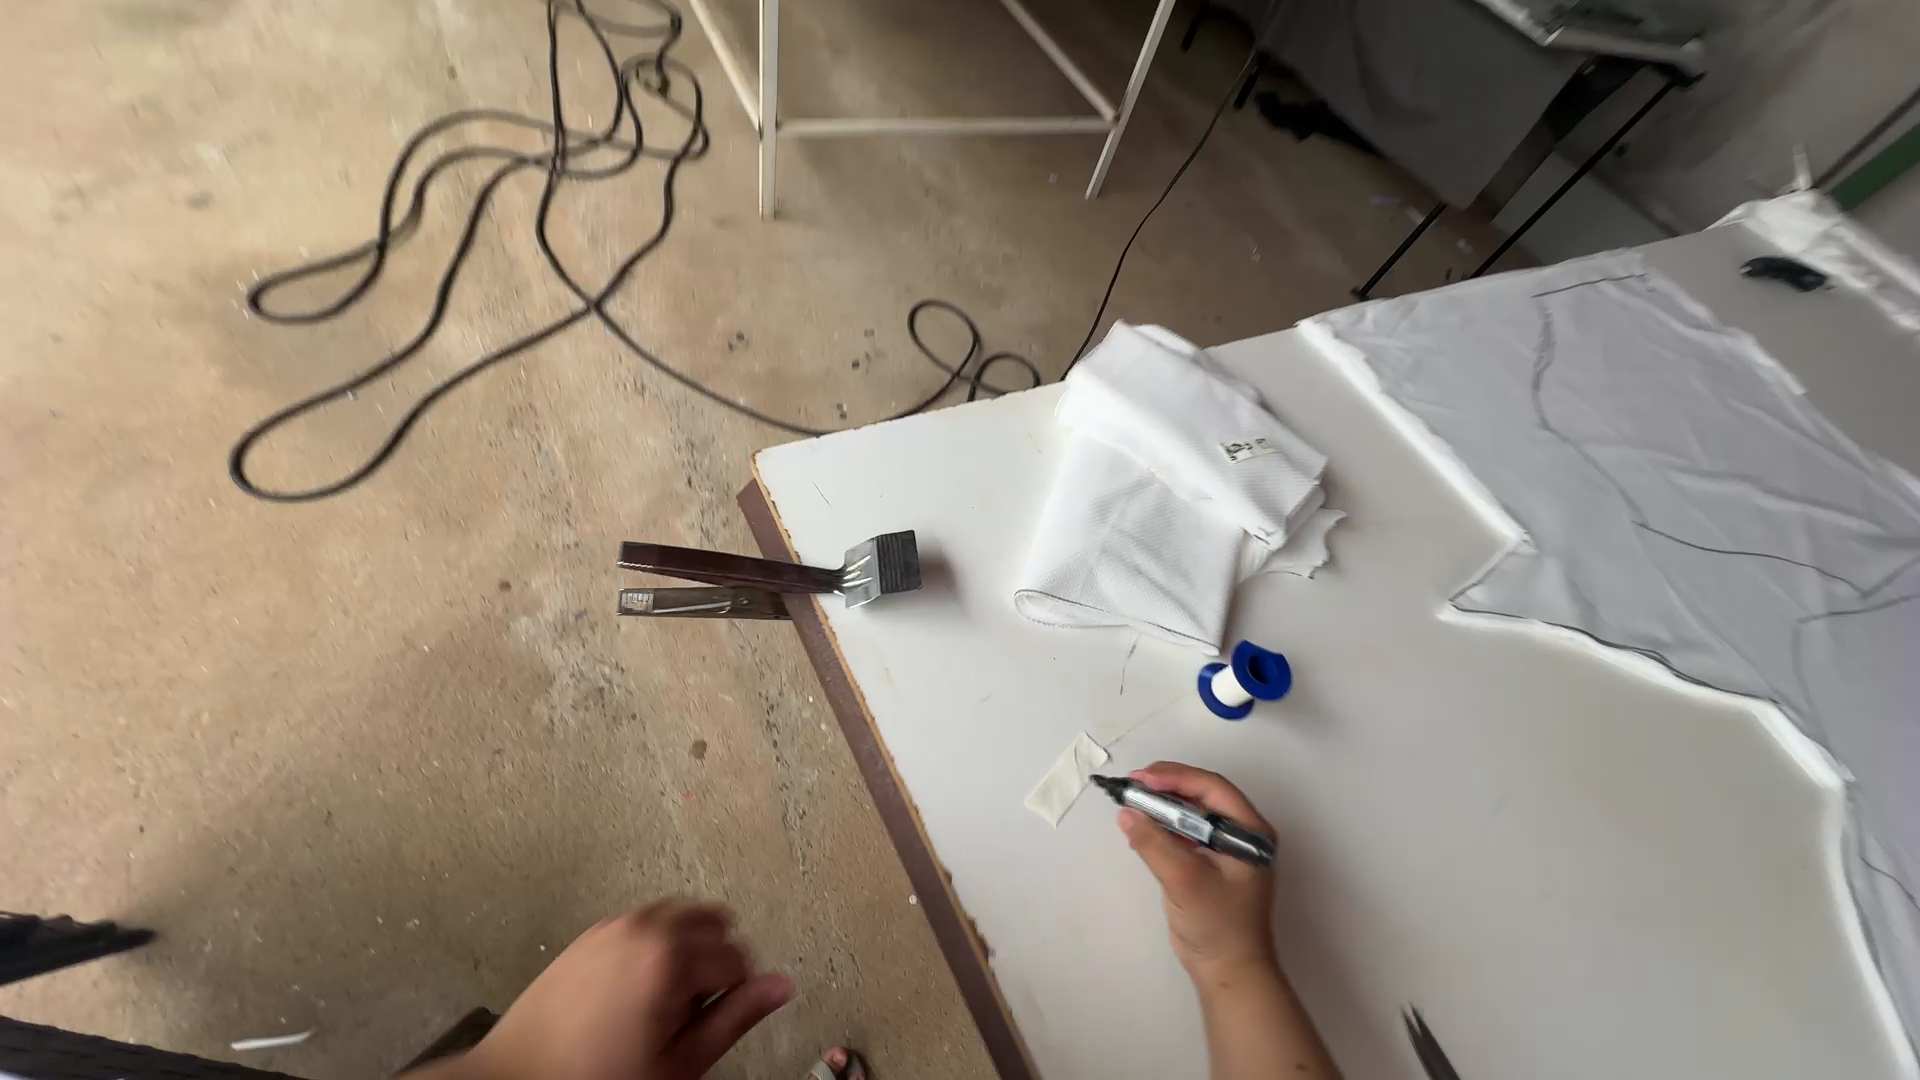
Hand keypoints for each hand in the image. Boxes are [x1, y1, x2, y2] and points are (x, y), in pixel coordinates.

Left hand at [439, 901, 792, 1079]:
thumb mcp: (679, 1063)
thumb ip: (737, 1016)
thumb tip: (783, 985)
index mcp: (673, 956)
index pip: (738, 956)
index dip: (732, 994)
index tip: (707, 1021)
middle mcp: (650, 925)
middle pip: (717, 922)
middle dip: (713, 961)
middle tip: (685, 1010)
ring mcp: (620, 922)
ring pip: (685, 914)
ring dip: (687, 947)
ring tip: (660, 998)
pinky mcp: (597, 928)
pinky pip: (649, 919)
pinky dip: (656, 943)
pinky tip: (634, 989)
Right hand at [1120, 762, 1277, 992]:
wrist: (1228, 971)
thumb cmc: (1218, 925)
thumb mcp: (1185, 881)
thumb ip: (1155, 844)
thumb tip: (1126, 813)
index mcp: (1249, 831)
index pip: (1212, 788)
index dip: (1176, 777)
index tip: (1143, 779)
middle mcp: (1239, 832)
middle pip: (1200, 794)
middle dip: (1165, 786)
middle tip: (1133, 784)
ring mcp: (1223, 846)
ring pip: (1189, 810)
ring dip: (1160, 803)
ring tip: (1131, 799)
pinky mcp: (1206, 860)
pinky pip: (1182, 830)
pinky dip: (1161, 824)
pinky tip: (1140, 826)